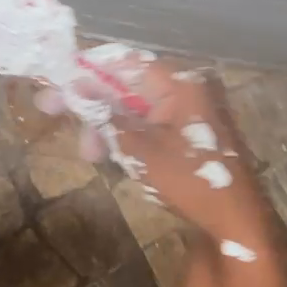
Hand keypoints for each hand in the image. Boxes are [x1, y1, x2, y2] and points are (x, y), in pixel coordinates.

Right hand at [39, 54, 283, 271]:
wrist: (237, 225)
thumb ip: (104, 114)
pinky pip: (145, 124)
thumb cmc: (191, 180)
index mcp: (178, 84)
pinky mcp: (186, 135)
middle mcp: (184, 90)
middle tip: (49, 109)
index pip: (123, 61)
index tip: (54, 77)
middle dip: (88, 101)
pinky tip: (106, 155)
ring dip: (104, 125)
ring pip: (131, 107)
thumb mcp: (139, 148)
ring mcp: (186, 113)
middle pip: (124, 83)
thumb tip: (71, 87)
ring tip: (87, 153)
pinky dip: (124, 136)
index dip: (85, 67)